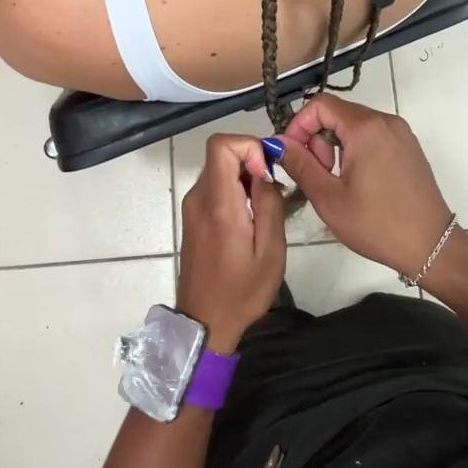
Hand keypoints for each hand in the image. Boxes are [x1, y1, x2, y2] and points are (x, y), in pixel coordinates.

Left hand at [177, 135, 287, 352]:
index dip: (248, 146)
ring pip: (219, 170)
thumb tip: (265, 174)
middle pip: (222, 155)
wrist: (205, 322)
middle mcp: (199, 199)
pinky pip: (215, 188)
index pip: (221, 145)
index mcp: (219, 204)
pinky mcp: (193, 217)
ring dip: (245, 178)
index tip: (267, 172)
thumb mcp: (270, 251)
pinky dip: (235, 191)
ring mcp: (192, 207)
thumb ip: (269, 205)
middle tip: (275, 192)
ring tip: (266, 209)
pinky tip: (251, 219)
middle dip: (252, 163)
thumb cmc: (242, 292)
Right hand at [274, 95, 452, 279]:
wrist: (431, 246)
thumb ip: (300, 164)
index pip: (320, 105)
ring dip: (334, 144)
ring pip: (354, 124)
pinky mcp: (408, 147)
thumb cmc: (377, 224)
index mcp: (365, 128)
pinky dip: (355, 148)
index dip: (298, 126)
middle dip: (316, 137)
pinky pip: (373, 135)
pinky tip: (356, 180)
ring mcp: (401, 133)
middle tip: (316, 173)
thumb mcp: (329, 197)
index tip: (292, 156)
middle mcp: (385, 121)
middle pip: (337, 112)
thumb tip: (277, 143)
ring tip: (334, 180)